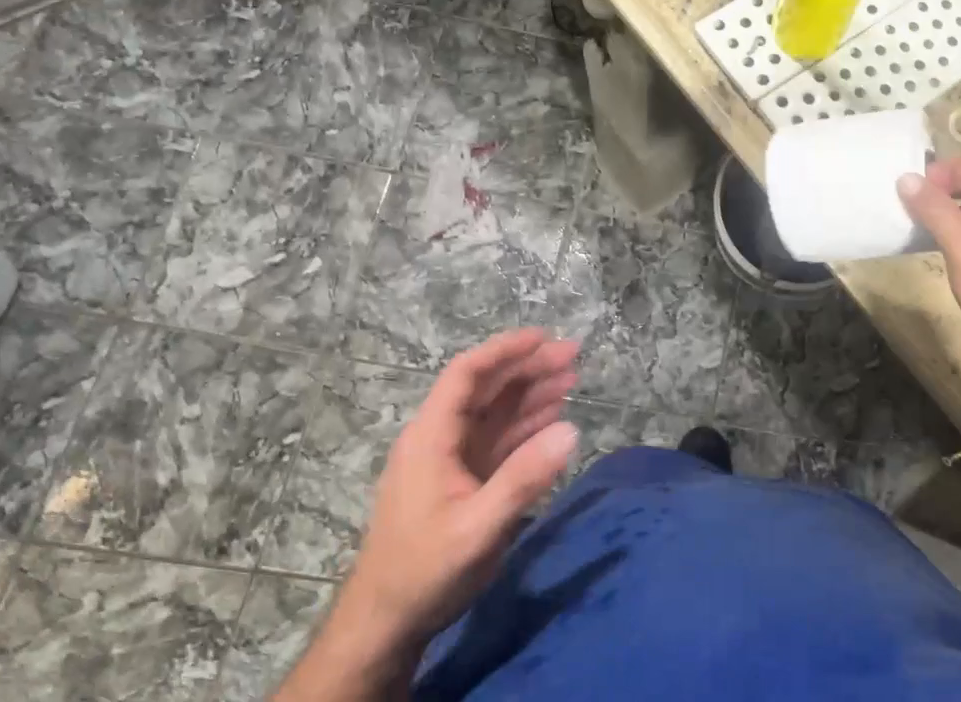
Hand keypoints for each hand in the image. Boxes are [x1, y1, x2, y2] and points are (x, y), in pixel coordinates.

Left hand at [337, 328, 580, 644]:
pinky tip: (553, 418)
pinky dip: (525, 425)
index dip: (504, 350)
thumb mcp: (479, 526)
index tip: (544, 337)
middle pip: (485, 389)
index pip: (466, 375)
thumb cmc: (425, 570)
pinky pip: (496, 441)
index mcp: (430, 438)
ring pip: (493, 413)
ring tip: (572, 378)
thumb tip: (573, 429)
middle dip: (527, 367)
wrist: (386, 623)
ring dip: (530, 393)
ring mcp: (449, 461)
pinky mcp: (460, 482)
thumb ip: (524, 477)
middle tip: (574, 356)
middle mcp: (437, 440)